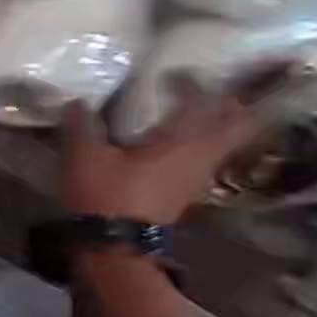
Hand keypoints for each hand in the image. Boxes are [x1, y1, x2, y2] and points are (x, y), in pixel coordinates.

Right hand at [60, 92, 259, 223]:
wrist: (116, 242)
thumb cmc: (106, 194)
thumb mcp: (85, 158)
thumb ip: (83, 127)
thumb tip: (78, 103)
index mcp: (184, 138)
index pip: (202, 100)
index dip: (190, 83)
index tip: (173, 74)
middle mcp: (203, 152)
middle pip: (238, 120)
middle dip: (227, 103)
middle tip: (206, 93)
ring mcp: (199, 173)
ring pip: (227, 139)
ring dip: (219, 123)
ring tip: (195, 116)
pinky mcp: (188, 189)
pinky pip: (210, 156)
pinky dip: (203, 143)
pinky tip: (178, 145)